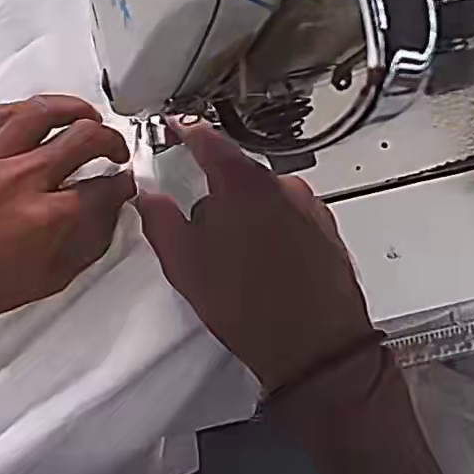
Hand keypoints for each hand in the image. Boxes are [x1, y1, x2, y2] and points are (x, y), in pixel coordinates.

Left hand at [0, 94, 134, 362]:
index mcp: (46, 218)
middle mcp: (22, 180)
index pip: (103, 188)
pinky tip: (41, 115)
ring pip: (44, 112)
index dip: (123, 185)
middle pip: (84, 138)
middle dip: (112, 141)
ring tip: (87, 117)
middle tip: (114, 151)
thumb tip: (110, 211)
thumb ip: (89, 243)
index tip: (124, 184)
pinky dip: (28, 109)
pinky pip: (1, 114)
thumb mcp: (50, 278)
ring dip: (76, 109)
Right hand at [135, 122, 377, 394]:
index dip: (185, 130)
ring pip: (263, 195)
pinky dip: (269, 226)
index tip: (175, 126)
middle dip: (212, 187)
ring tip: (230, 253)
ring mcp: (308, 207)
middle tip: (196, 221)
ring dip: (243, 210)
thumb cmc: (250, 306)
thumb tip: (148, 197)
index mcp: (241, 185)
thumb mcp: (183, 262)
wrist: (314, 347)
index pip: (207, 139)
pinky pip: (287, 214)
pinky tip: (259, 260)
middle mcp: (280, 186)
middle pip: (236, 169)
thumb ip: (159, 218)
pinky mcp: (325, 230)